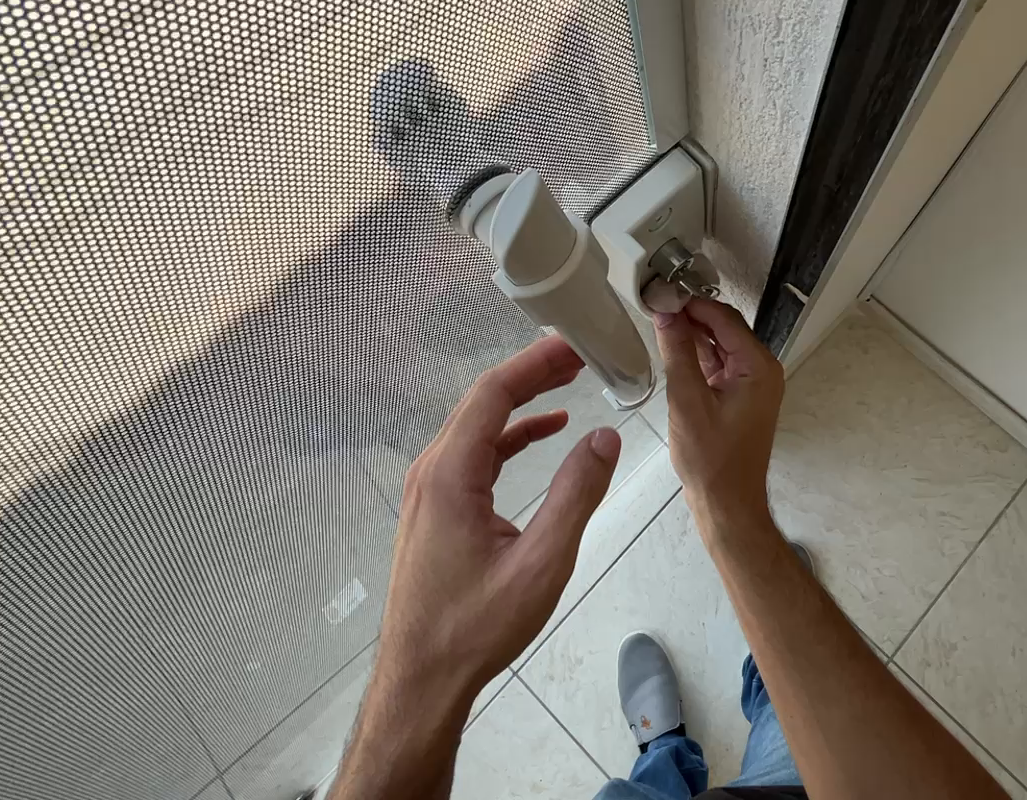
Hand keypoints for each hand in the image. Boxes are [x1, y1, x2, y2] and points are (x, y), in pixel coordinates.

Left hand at [373, 335, 620, 707]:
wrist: (420, 682)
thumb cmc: (477, 626)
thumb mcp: (540, 563)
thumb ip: (575, 494)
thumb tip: (606, 436)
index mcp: (451, 474)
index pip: (492, 394)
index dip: (534, 362)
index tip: (572, 344)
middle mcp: (433, 470)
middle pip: (484, 400)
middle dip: (533, 373)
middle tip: (580, 355)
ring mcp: (430, 488)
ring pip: (479, 424)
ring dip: (524, 400)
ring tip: (570, 381)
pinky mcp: (437, 506)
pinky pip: (476, 453)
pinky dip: (512, 434)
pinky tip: (546, 432)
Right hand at [652, 298, 784, 527]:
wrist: (727, 504)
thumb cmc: (711, 460)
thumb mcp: (687, 401)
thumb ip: (677, 353)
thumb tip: (666, 315)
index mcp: (758, 367)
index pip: (724, 318)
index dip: (692, 303)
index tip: (662, 293)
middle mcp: (761, 370)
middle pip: (724, 327)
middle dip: (691, 315)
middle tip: (657, 305)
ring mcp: (752, 384)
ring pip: (720, 344)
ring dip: (692, 333)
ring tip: (659, 321)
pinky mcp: (740, 396)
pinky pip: (719, 363)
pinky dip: (697, 354)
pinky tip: (673, 347)